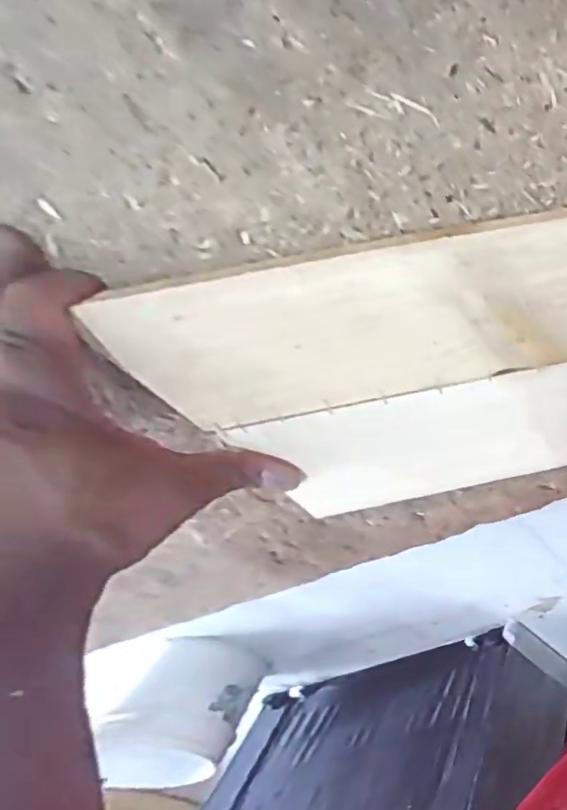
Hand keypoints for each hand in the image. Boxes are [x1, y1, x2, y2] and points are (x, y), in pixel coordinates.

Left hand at [0, 227, 299, 576]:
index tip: (87, 282)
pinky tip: (16, 374)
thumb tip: (295, 473)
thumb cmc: (93, 521)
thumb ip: (230, 471)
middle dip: (2, 273)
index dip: (59, 290)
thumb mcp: (174, 492)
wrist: (14, 568)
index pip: (38, 318)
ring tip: (9, 280)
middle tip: (16, 242)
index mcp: (43, 395)